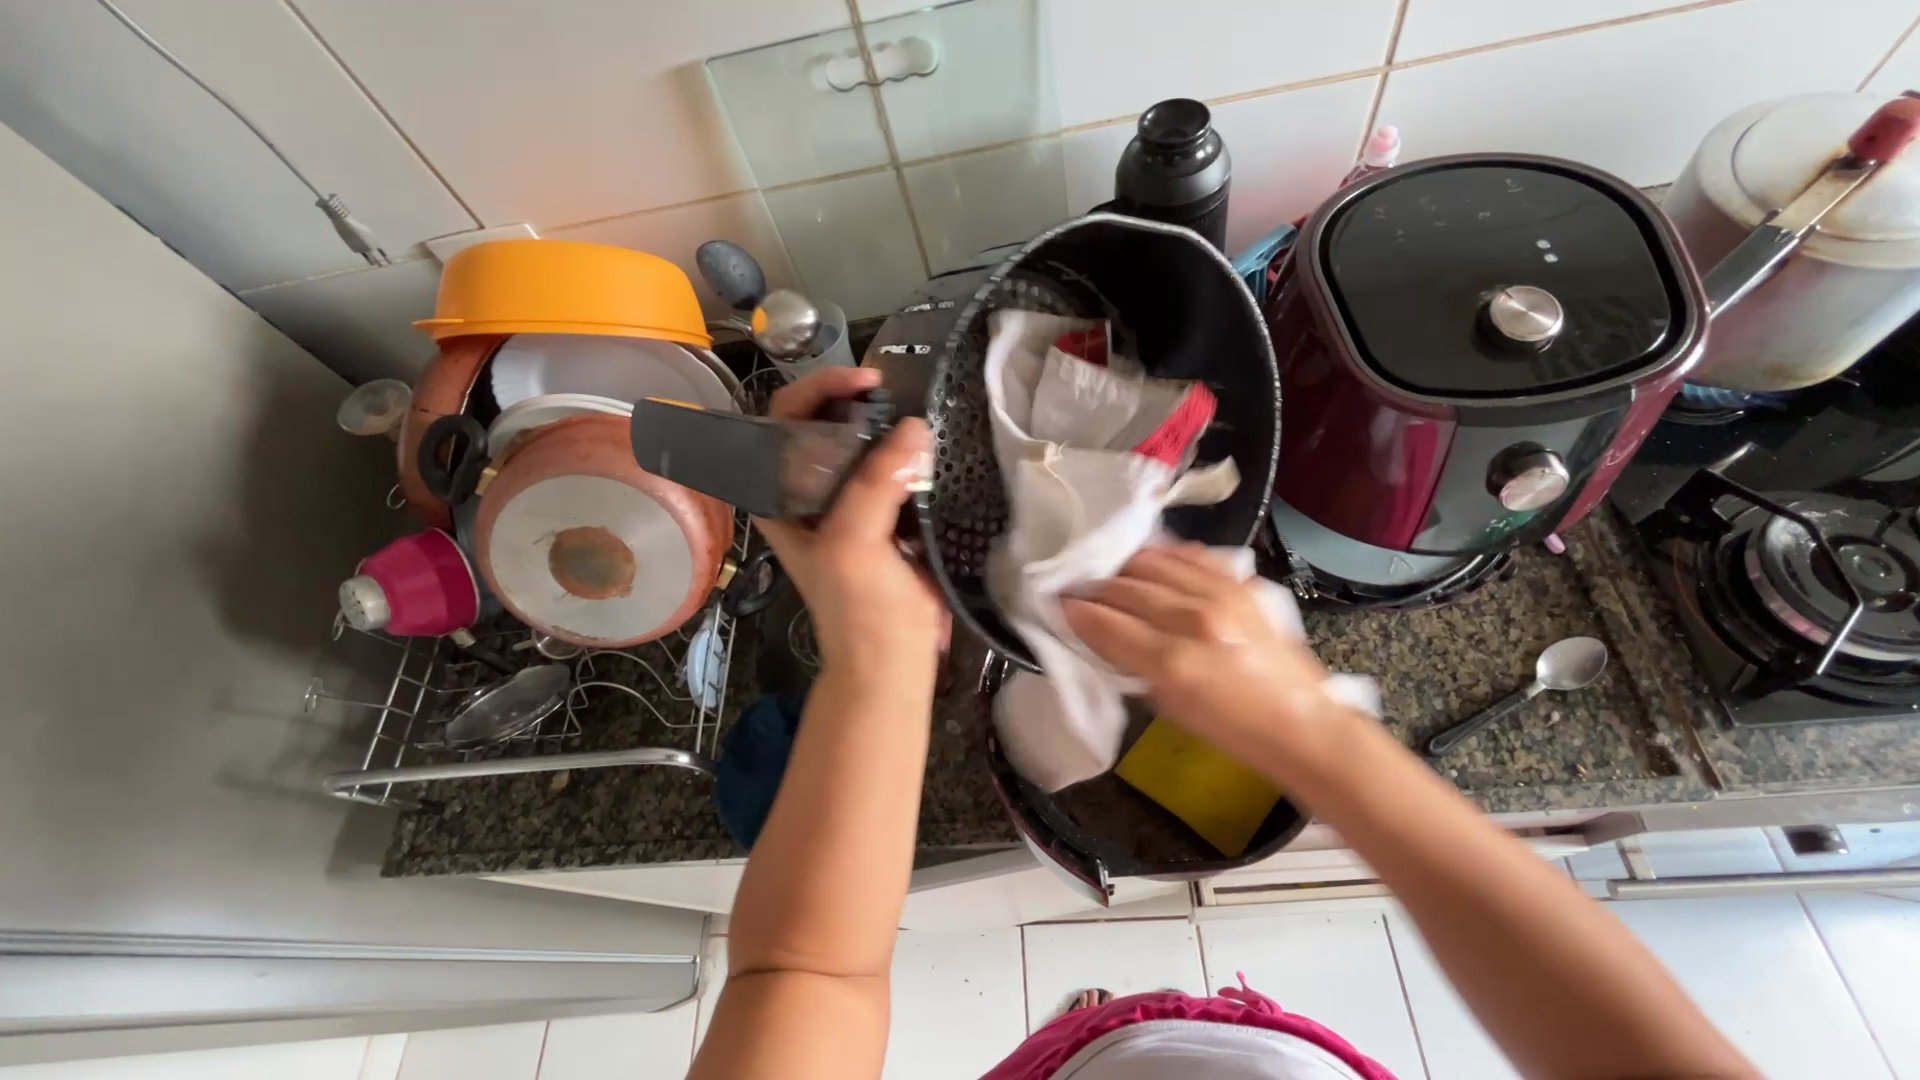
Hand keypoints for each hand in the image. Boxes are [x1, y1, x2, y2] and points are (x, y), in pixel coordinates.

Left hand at [752, 367, 945, 673]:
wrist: (893, 660)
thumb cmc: (859, 609)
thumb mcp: (853, 545)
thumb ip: (874, 485)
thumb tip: (914, 428)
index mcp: (779, 496)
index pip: (784, 420)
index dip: (817, 391)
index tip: (864, 381)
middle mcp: (808, 492)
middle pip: (824, 426)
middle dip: (854, 402)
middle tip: (893, 391)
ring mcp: (848, 504)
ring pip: (863, 446)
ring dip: (886, 426)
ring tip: (915, 412)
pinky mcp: (886, 515)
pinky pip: (894, 470)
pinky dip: (911, 454)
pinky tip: (930, 445)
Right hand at [1061, 544, 1355, 761]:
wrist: (1302, 723)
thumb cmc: (1232, 729)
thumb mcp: (1168, 706)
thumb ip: (1130, 664)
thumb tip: (1101, 633)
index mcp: (1173, 661)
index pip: (1105, 622)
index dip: (1075, 611)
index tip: (1060, 606)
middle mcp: (1194, 618)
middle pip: (1125, 587)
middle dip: (1094, 587)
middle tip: (1077, 590)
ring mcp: (1221, 595)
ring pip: (1152, 562)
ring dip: (1124, 567)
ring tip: (1109, 575)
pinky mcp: (1241, 583)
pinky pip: (1189, 554)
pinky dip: (1163, 556)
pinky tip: (1149, 563)